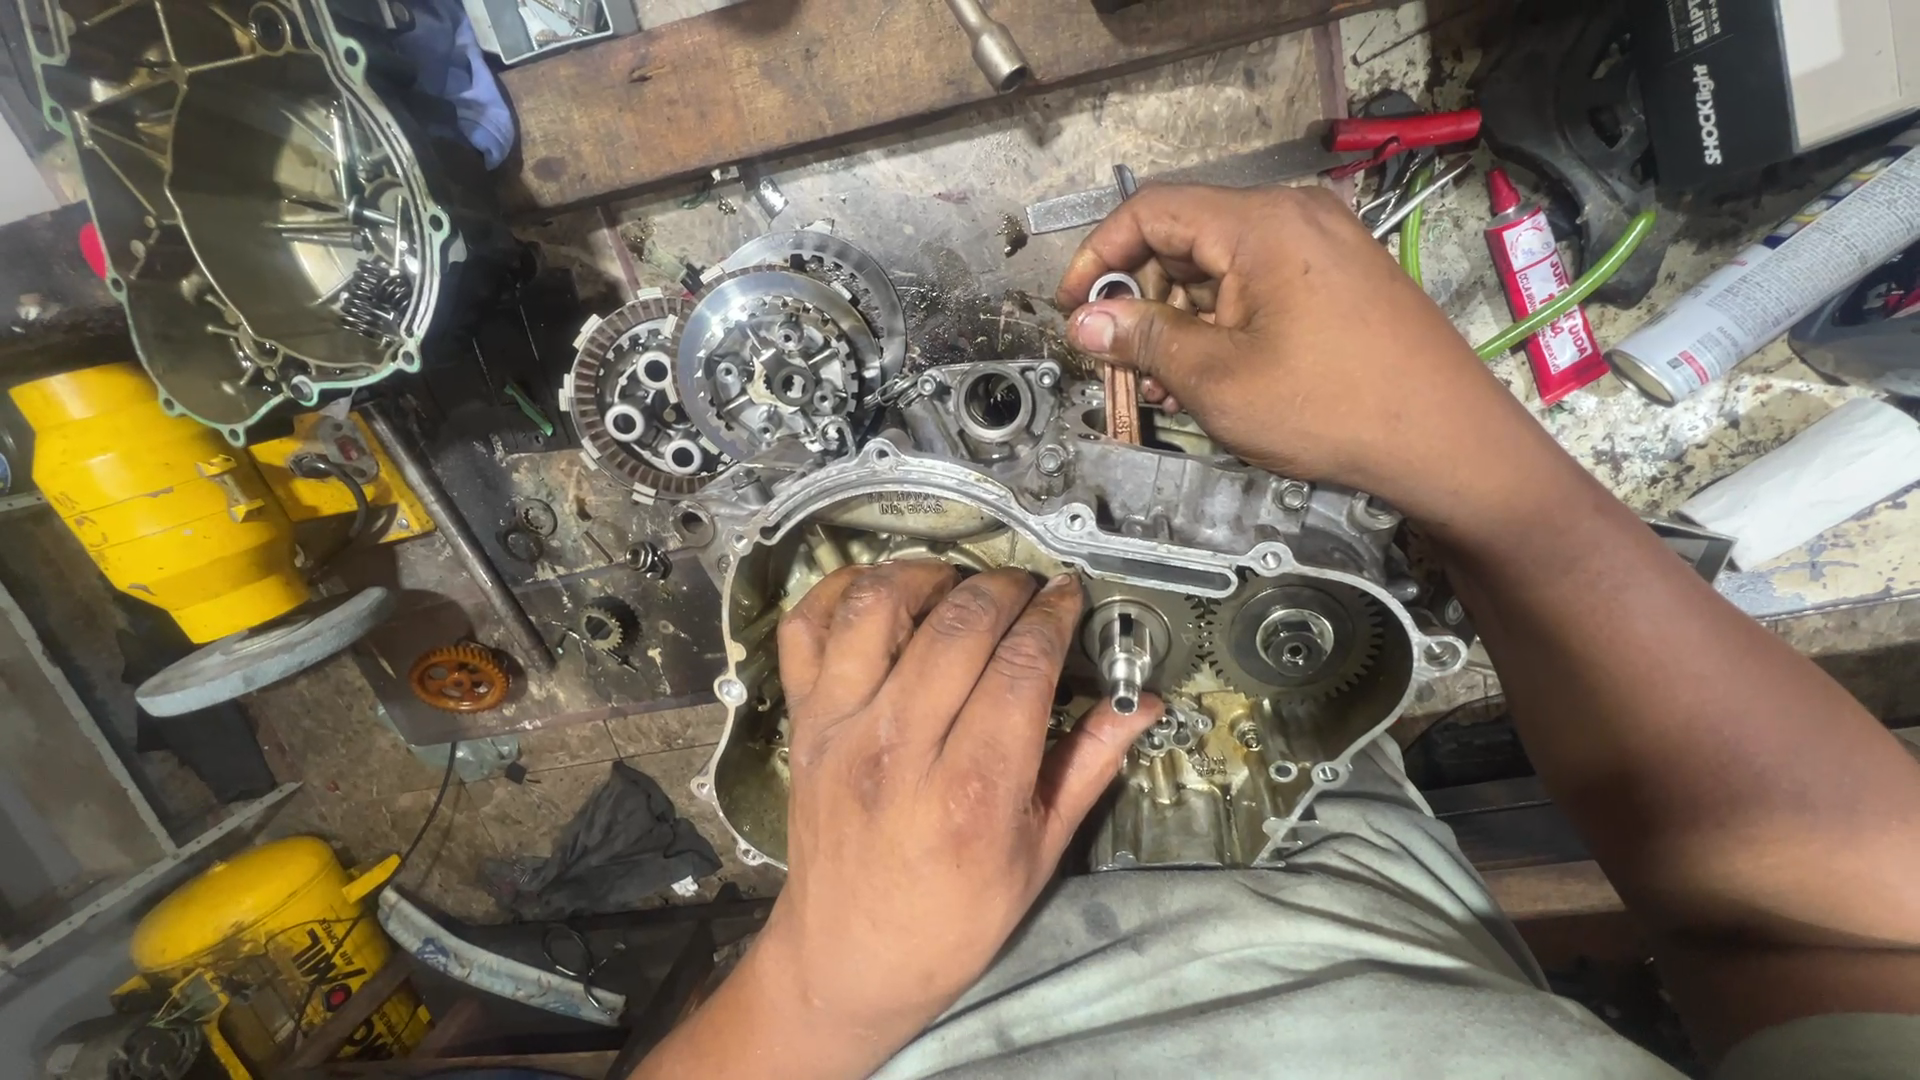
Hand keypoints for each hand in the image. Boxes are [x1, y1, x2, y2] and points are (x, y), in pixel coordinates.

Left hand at [745, 561, 1159, 1070]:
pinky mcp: (803, 720)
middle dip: (1005, 589)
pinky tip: (882, 592)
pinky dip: (839, 590)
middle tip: (1027, 589)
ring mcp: (839, 727)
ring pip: (877, 608)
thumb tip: (1139, 704)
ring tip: (959, 584)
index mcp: (971, 793)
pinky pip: (805, 628)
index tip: (1067, 597)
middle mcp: (898, 748)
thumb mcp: (1037, 855)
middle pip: (958, 626)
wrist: (847, 958)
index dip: (1053, 617)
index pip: (1021, 666)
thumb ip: (1087, 766)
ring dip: (926, 575)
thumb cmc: (949, 921)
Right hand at [1054, 184, 1566, 530]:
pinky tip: (1204, 378)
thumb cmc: (1329, 407)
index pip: (1150, 211)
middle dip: (1139, 302)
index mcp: (1261, 224)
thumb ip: (1143, 339)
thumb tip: (1083, 321)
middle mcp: (1292, 219)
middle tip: (1118, 362)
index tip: (1071, 307)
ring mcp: (1319, 249)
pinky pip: (1253, 291)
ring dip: (1175, 324)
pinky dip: (1217, 328)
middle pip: (1182, 241)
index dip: (1097, 256)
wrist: (1444, 442)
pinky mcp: (1333, 283)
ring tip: (1160, 385)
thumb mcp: (1216, 377)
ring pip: (1215, 272)